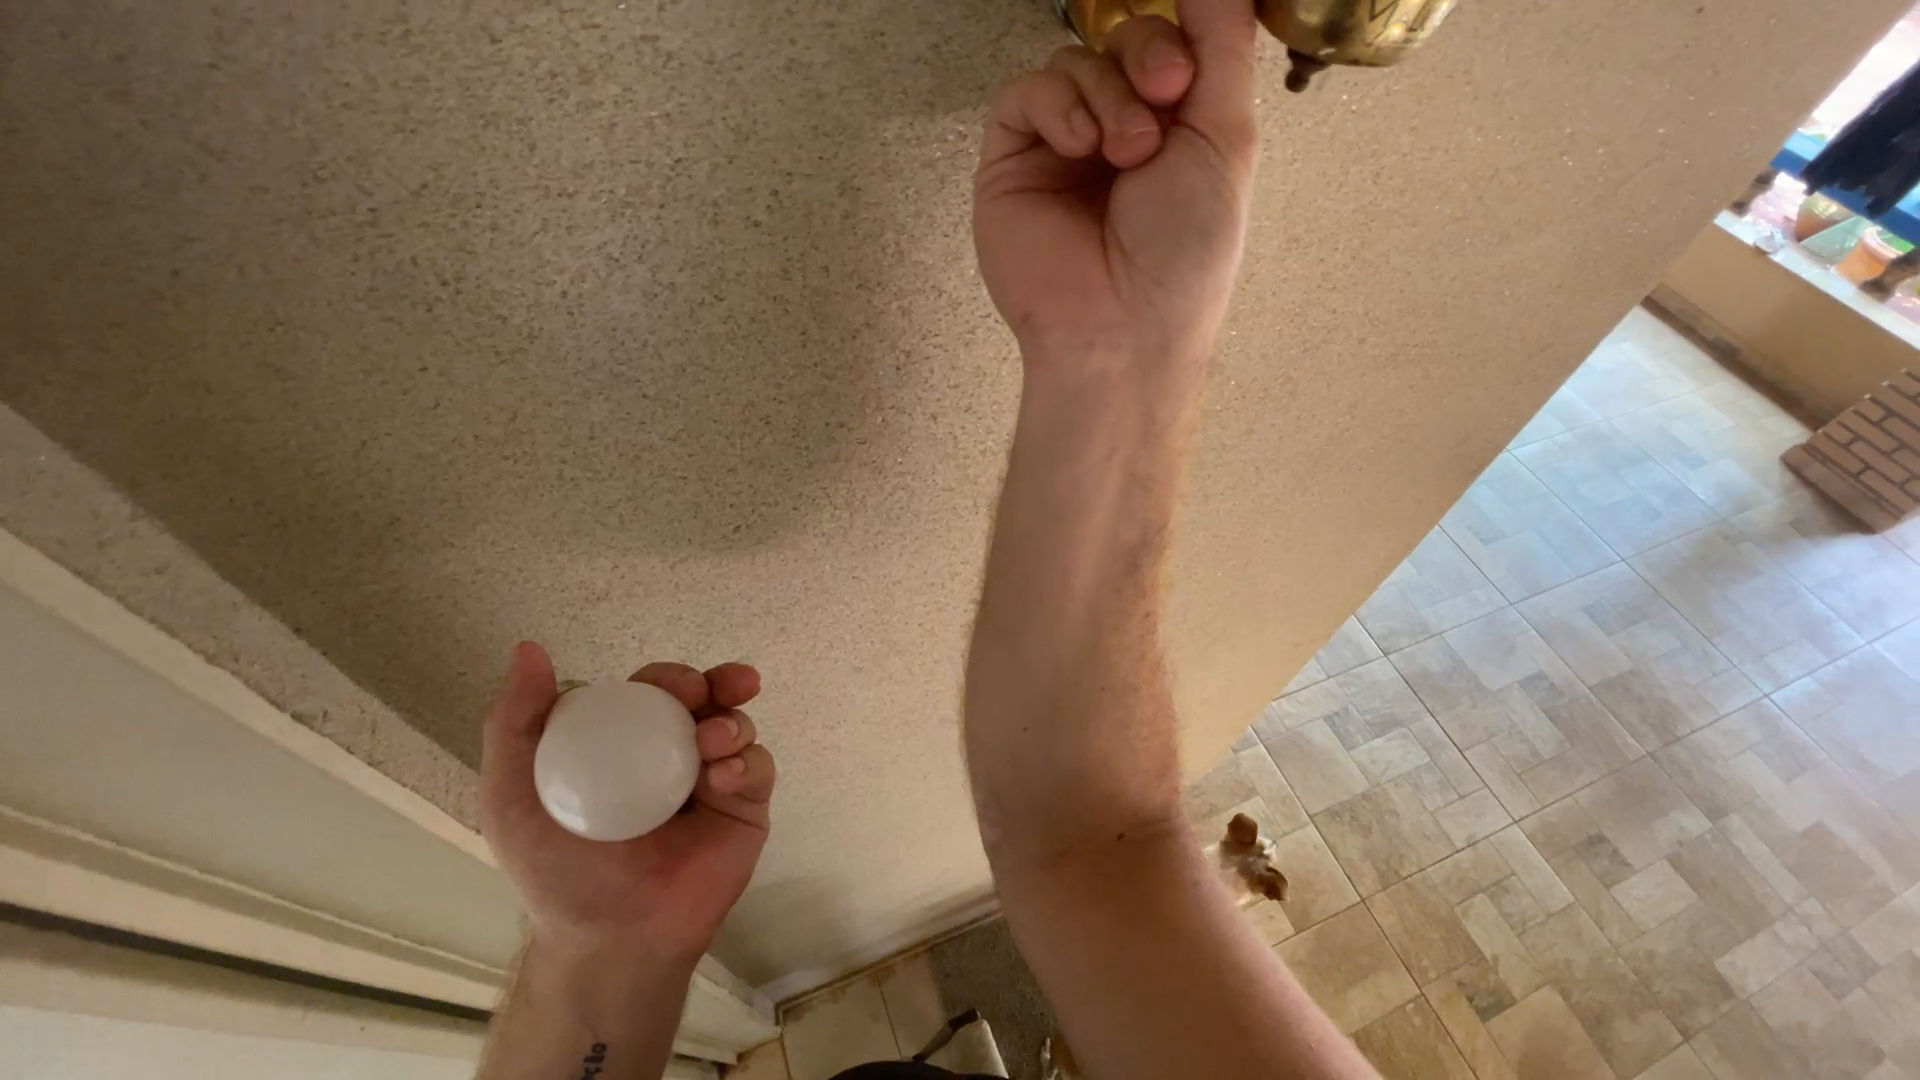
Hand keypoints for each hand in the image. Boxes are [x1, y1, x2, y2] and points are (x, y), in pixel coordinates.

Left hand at [478, 642, 775, 965]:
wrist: (611, 938)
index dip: (673, 678)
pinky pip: (760, 769)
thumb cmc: (560, 870)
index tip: (682, 685)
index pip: (656, 694)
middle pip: (708, 700)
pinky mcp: (747, 808)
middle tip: (716, 692)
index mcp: (627, 744)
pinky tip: (726, 778)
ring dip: (733, 723)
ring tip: (716, 744)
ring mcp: (714, 780)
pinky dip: (749, 763)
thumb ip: (515, 723)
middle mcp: (674, 755)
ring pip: (739, 727)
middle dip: (720, 684)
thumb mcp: (514, 797)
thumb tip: (528, 650)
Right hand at [973, 0, 1259, 373]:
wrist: (1121, 328)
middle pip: (1116, 43)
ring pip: (1070, 63)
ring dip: (1104, 95)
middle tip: (1162, 101)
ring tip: (1121, 153)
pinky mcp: (1012, 166)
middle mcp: (1113, 135)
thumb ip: (1222, 45)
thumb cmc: (1183, 255)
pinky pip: (1023, 97)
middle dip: (1143, 57)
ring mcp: (1059, 151)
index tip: (1184, 77)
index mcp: (1171, 131)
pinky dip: (1055, 106)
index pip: (1164, 45)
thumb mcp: (1226, 139)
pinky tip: (1078, 146)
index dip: (1173, 39)